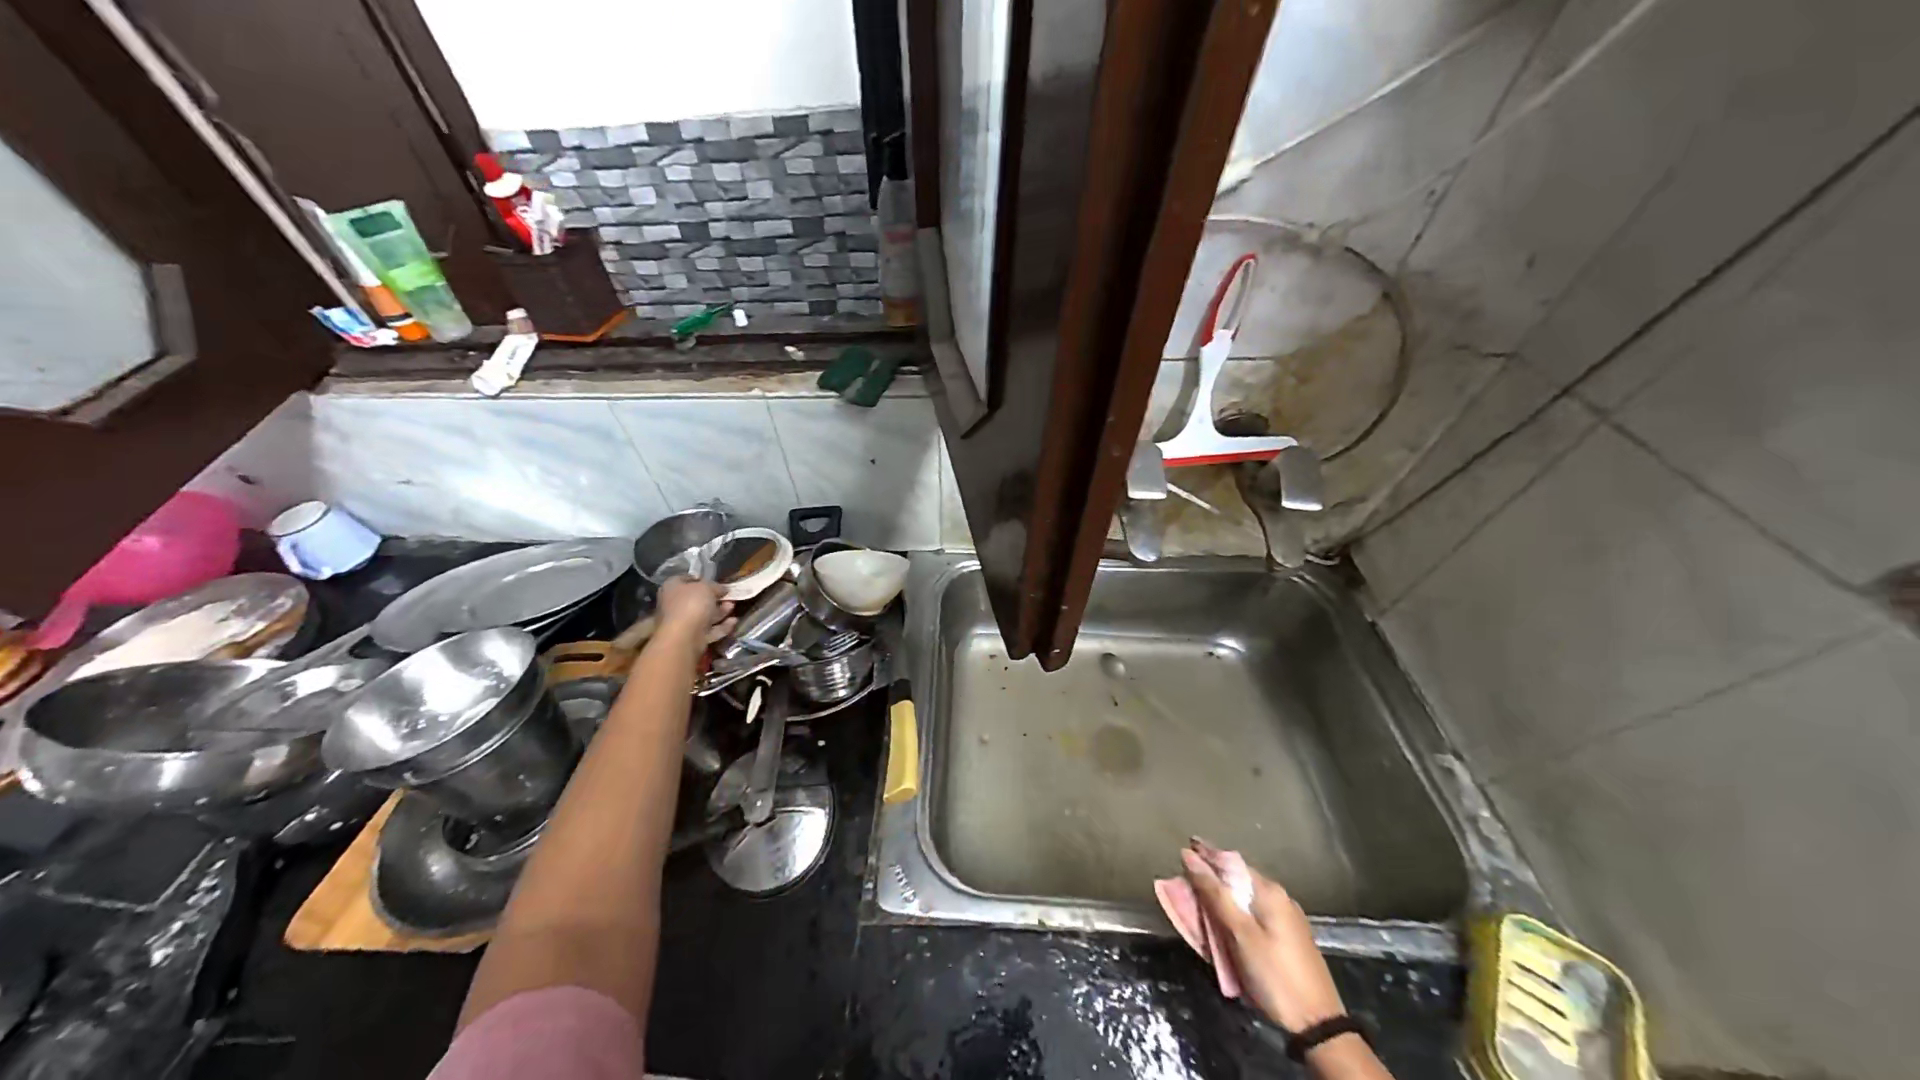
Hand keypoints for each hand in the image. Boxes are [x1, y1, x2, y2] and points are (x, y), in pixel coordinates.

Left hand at [655, 577, 735, 644]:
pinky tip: (734, 621)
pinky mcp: (693, 638)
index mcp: (671, 588)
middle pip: (696, 599)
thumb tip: (722, 589)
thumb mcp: (707, 587)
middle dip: (714, 597)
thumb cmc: (691, 604)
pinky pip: (709, 630)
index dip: (700, 579)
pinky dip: (722, 626)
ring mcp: (683, 623)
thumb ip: (716, 586)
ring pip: (704, 615)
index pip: (685, 579)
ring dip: (720, 611)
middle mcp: (674, 605)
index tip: (716, 581)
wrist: (684, 637)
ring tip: (733, 606)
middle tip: (728, 595)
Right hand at [1182, 848, 1345, 1033]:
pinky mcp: (1288, 937)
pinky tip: (1224, 924)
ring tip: (1198, 903)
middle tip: (1184, 882)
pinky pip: (1254, 914)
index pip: (1230, 861)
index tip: (1181, 850)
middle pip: (1238, 879)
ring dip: (1221, 898)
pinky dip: (1235, 914)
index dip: (1205, 855)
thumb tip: (1189, 856)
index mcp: (1269, 891)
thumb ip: (1214, 894)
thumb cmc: (1274, 973)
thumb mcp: (1240, 933)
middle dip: (1211, 879)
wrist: (1317, 1023)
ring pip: (1245, 898)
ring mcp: (1286, 918)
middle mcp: (1279, 897)